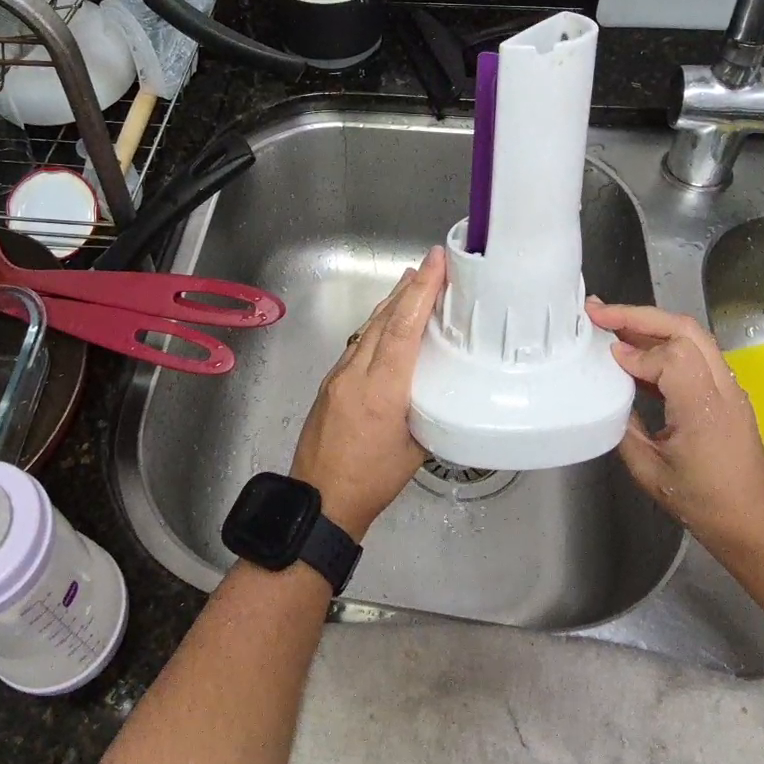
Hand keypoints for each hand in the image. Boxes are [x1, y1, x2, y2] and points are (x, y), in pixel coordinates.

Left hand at [290, 247, 446, 539]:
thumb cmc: (372, 482)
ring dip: (391, 303)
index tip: (435, 263)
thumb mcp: (415, 448)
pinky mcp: (330, 383)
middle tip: (430, 264)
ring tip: (412, 282)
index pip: (402, 329)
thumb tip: (444, 387)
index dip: (420, 293)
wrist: (319, 500)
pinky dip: (377, 326)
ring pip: (367, 329)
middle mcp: (355, 375)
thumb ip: (428, 411)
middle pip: (382, 320)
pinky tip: (388, 322)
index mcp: (381, 391)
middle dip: (408, 288)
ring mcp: (338, 377)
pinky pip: (357, 344)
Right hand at [587, 301, 763, 558]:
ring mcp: (730, 390)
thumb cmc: (703, 504)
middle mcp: (723, 389)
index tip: (604, 359)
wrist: (756, 526)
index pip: (670, 356)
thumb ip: (624, 424)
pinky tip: (634, 355)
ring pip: (692, 337)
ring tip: (610, 324)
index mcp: (704, 408)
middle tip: (597, 314)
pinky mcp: (727, 396)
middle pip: (685, 329)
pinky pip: (695, 356)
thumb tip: (608, 393)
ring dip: (650, 326)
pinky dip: (662, 345)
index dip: (633, 353)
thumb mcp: (648, 469)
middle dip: (638, 316)